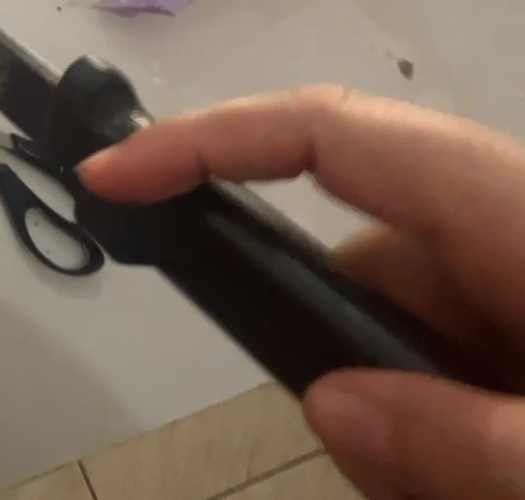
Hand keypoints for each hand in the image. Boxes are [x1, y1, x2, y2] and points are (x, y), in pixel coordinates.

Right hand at [78, 87, 524, 499]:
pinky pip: (457, 376)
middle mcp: (517, 237)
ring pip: (402, 336)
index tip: (114, 178)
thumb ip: (483, 439)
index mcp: (524, 216)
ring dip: (401, 419)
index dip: (200, 139)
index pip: (319, 133)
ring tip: (459, 496)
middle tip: (378, 462)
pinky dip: (448, 439)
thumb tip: (335, 412)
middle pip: (356, 262)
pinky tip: (483, 483)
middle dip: (334, 356)